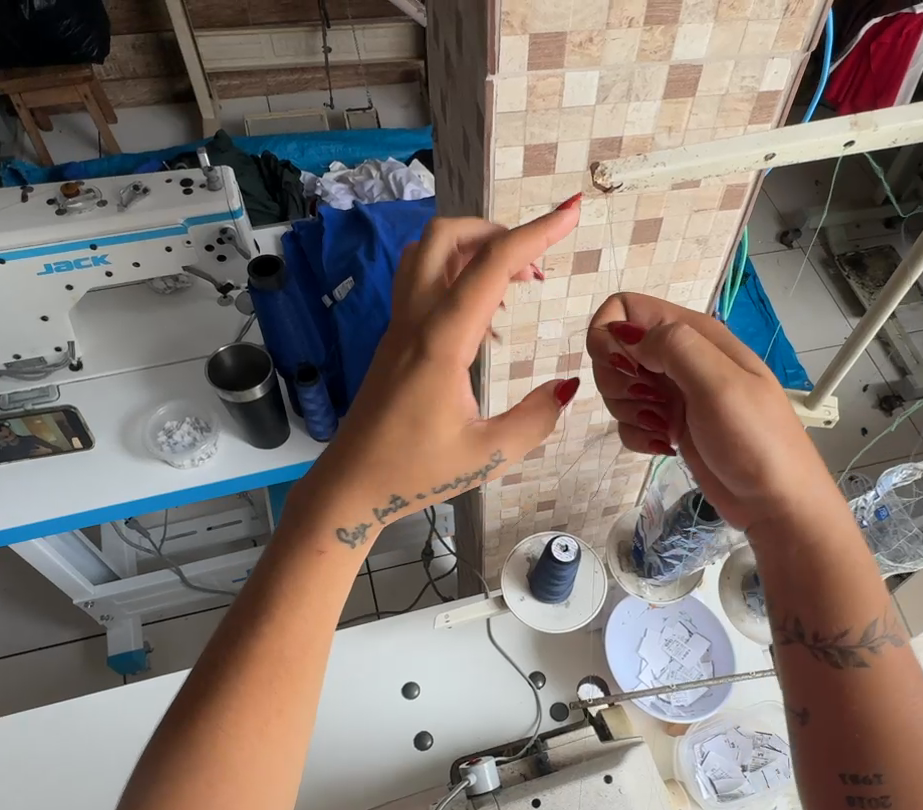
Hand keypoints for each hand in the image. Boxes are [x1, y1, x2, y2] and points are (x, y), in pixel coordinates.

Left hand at [298, 199, 584, 549]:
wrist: (351, 485)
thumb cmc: (415, 474)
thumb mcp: (488, 455)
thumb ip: (535, 419)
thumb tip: (567, 385)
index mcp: (441, 343)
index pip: (491, 267)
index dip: (536, 233)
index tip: (572, 212)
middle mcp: (415, 322)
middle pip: (447, 237)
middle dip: (498, 232)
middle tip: (536, 266)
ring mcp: (398, 328)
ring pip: (428, 254)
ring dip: (472, 250)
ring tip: (514, 285)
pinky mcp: (393, 341)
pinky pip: (422, 284)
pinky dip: (456, 277)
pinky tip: (483, 321)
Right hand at [586, 292, 843, 532]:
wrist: (775, 500)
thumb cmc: (756, 439)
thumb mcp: (719, 384)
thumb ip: (673, 347)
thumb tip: (627, 335)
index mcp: (695, 334)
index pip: (628, 308)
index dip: (610, 334)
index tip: (623, 369)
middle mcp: (681, 358)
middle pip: (615, 350)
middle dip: (617, 380)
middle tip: (650, 404)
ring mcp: (674, 394)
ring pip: (620, 388)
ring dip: (628, 412)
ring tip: (664, 428)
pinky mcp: (669, 426)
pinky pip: (631, 422)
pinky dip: (638, 436)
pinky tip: (664, 447)